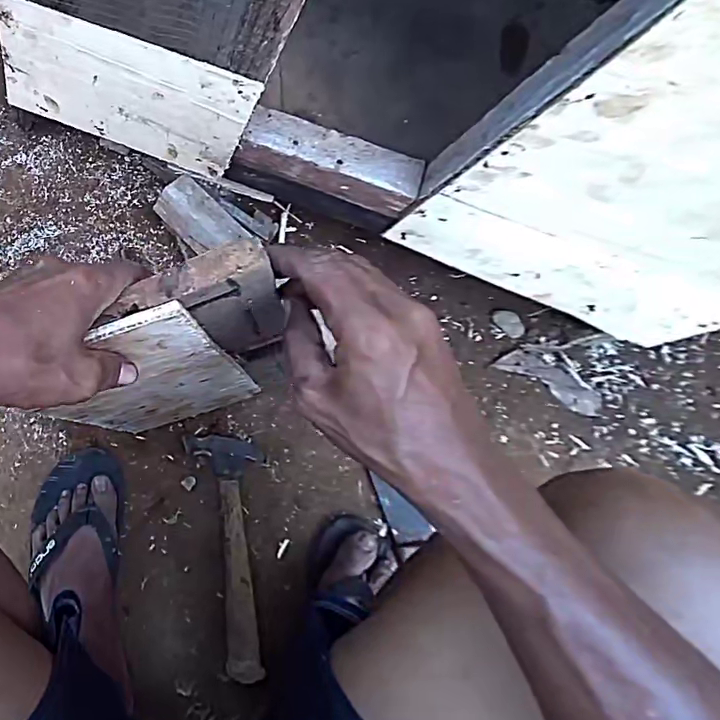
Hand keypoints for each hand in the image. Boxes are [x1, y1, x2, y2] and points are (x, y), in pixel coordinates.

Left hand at [0, 257, 145, 422]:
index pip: (126, 270)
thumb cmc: (20, 363)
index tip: (148, 297)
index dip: (142, 283)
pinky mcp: (0, 289)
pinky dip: (45, 312)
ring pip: (62, 285)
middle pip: (93, 277)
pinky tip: (38, 342)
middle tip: (113, 331)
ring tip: (73, 341)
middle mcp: (56, 269)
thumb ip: (108, 370)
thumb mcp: (77, 378)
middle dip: (106, 302)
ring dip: (72, 307)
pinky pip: (35, 295)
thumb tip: (125, 369)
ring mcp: (25, 276)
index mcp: (84, 283)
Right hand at [269, 246, 491, 490]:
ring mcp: (418, 315)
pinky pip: (381, 286)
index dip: (289, 258)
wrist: (450, 463)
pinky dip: (350, 282)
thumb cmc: (390, 440)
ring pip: (364, 270)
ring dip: (329, 270)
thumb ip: (298, 345)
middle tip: (279, 270)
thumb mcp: (316, 398)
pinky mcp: (426, 323)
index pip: (321, 270)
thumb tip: (294, 313)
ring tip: (301, 285)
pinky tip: (333, 299)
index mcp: (368, 330)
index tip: (270, 257)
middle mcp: (398, 313)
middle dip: (306, 260)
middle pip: (343, 262)